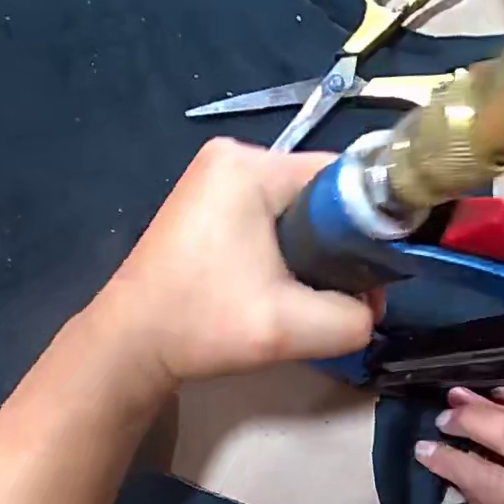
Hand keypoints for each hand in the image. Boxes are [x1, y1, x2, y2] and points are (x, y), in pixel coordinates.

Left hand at [89, 139, 377, 384]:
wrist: (129, 345)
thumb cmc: (202, 325)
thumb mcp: (292, 328)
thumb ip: (353, 319)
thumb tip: (370, 310)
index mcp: (249, 167)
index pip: (340, 178)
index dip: (367, 226)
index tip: (374, 273)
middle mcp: (230, 158)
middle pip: (318, 194)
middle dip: (337, 246)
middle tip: (342, 295)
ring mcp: (213, 180)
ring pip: (294, 210)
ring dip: (311, 253)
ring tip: (308, 297)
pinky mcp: (205, 205)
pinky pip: (267, 219)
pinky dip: (283, 250)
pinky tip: (278, 287)